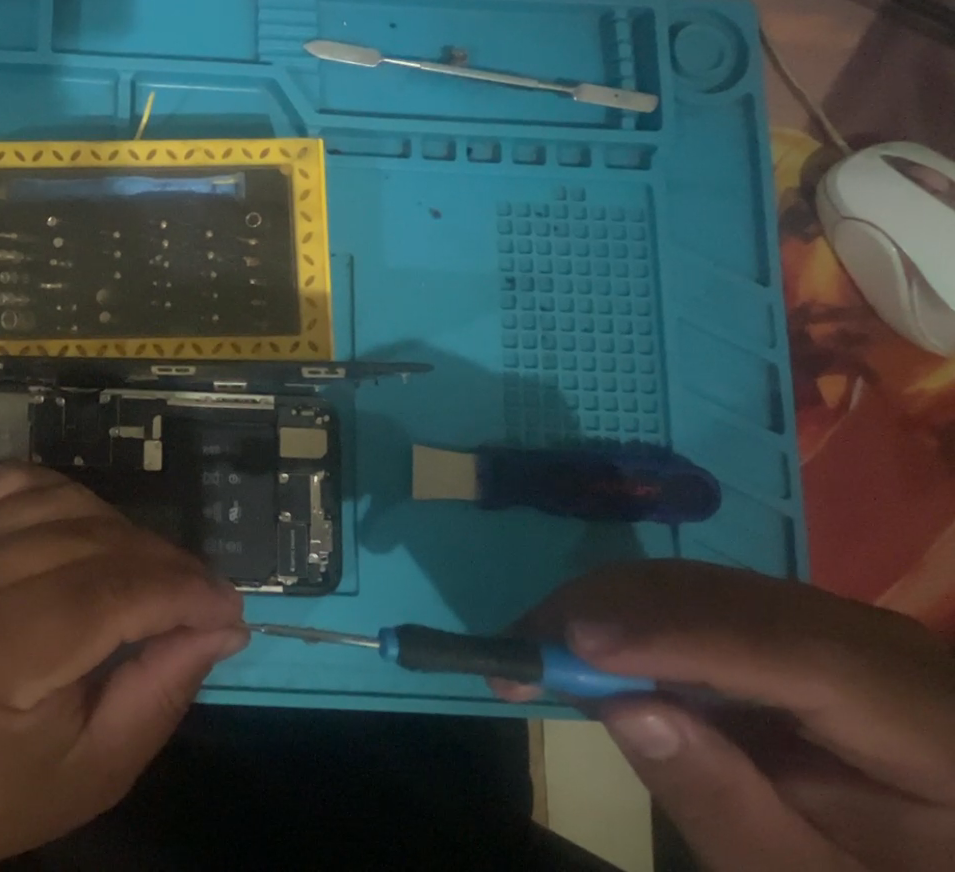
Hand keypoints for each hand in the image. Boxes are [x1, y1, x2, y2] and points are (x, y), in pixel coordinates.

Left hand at [0, 465, 247, 870]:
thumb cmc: (4, 789)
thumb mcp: (99, 766)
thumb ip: (162, 688)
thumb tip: (223, 622)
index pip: (105, 594)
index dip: (181, 593)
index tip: (230, 611)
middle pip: (90, 542)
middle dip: (167, 565)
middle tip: (208, 602)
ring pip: (65, 503)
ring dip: (127, 533)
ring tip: (157, 580)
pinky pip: (24, 482)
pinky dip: (73, 498)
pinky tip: (95, 537)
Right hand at [504, 559, 954, 870]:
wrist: (908, 852)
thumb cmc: (855, 870)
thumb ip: (727, 805)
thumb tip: (620, 709)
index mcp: (934, 728)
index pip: (804, 657)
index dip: (680, 639)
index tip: (572, 649)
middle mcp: (891, 649)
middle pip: (731, 601)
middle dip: (610, 614)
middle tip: (515, 655)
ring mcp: (838, 623)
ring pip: (697, 585)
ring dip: (600, 610)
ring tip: (530, 655)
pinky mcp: (790, 619)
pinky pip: (692, 597)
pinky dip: (621, 616)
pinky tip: (578, 653)